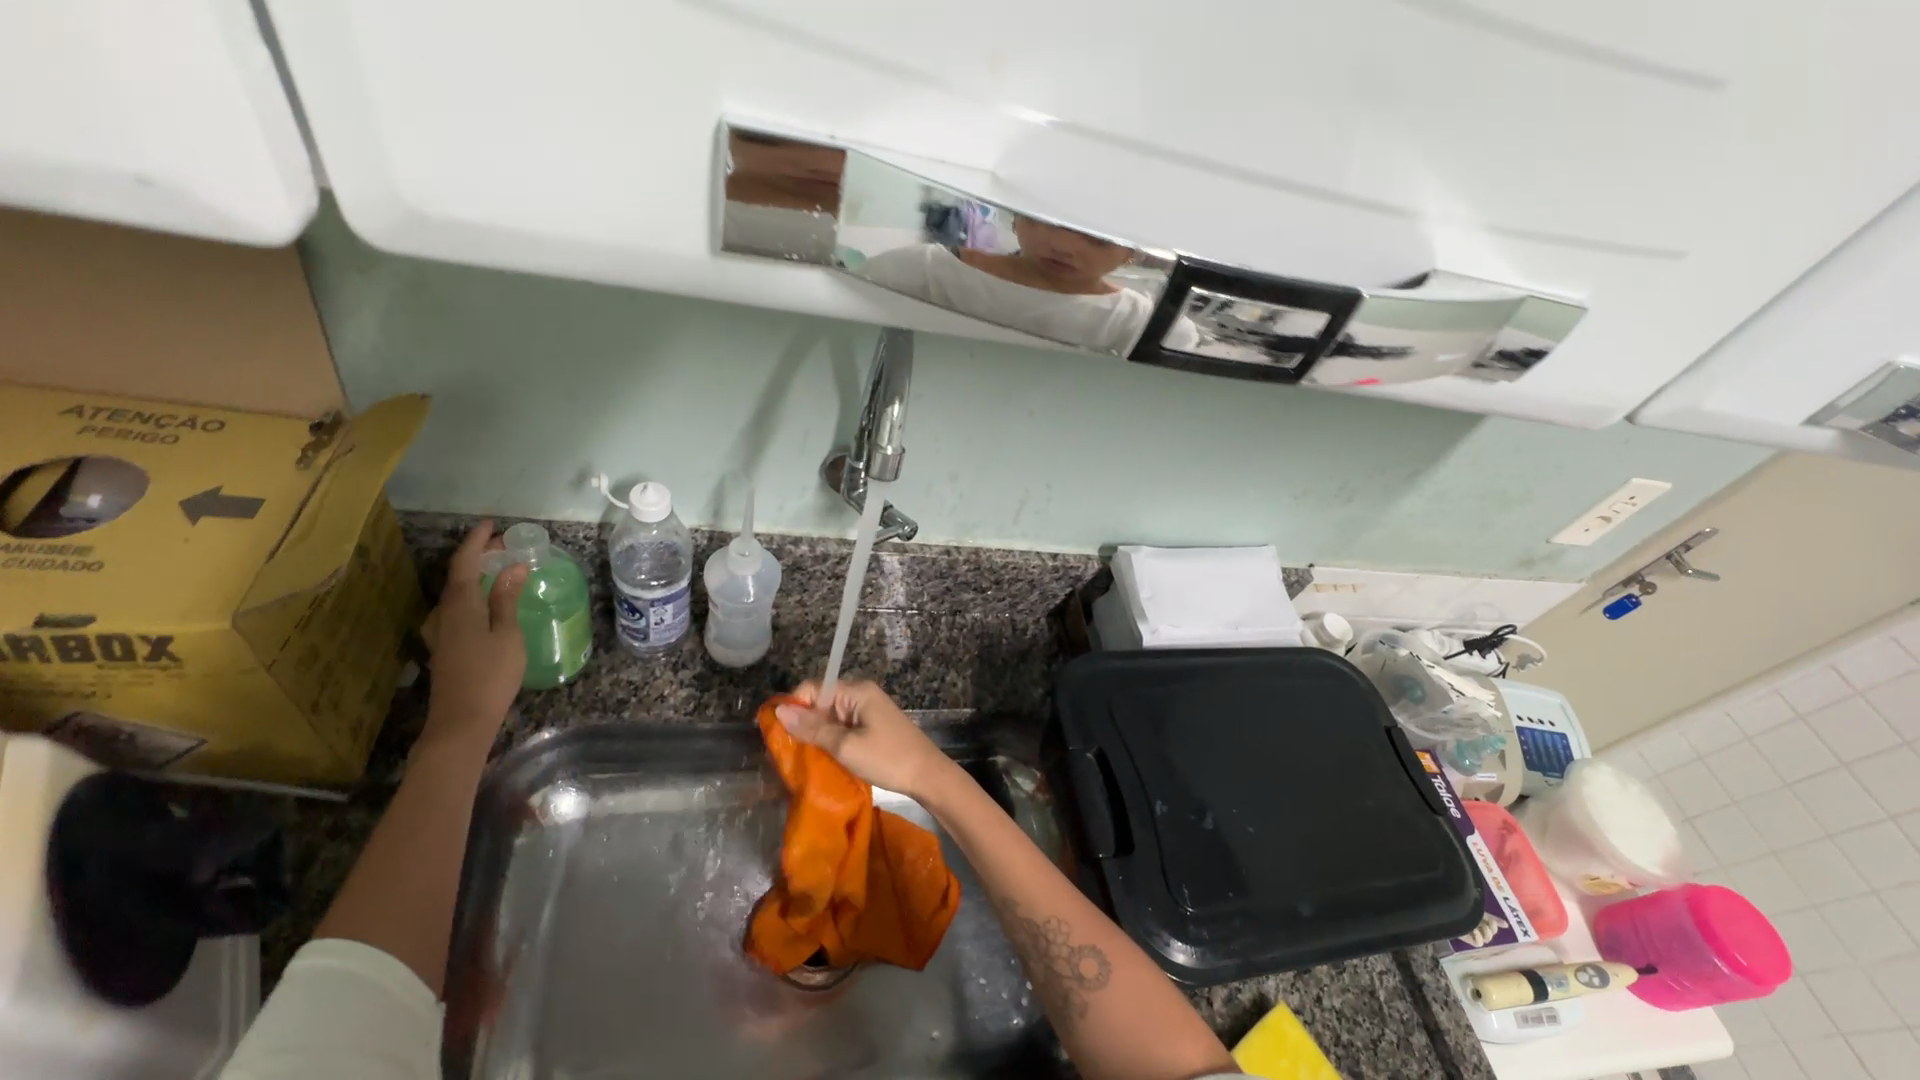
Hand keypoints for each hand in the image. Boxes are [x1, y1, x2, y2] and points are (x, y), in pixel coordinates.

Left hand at [420, 521, 527, 754]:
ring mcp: (440, 632)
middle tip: (506, 547)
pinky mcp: (443, 647)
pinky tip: (487, 605)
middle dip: (480, 557)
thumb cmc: (491, 675)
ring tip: (500, 572)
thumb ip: (507, 599)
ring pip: (457, 594)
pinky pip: (457, 610)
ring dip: (476, 577)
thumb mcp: (507, 634)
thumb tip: (514, 566)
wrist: (462, 720)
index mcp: (459, 604)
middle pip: (459, 576)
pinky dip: (473, 597)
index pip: (465, 562)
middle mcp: (443, 613)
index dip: (477, 541)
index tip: (493, 525)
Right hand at [775, 680, 957, 798]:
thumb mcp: (845, 746)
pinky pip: (843, 728)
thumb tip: (779, 710)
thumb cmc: (887, 758)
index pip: (813, 688)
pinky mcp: (872, 727)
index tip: (781, 733)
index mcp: (856, 691)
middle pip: (821, 702)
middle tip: (791, 751)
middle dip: (805, 724)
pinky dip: (832, 741)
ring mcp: (868, 711)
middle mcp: (861, 695)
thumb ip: (812, 728)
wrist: (928, 777)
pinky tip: (825, 759)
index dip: (795, 707)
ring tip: (805, 758)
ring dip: (818, 735)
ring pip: (830, 718)